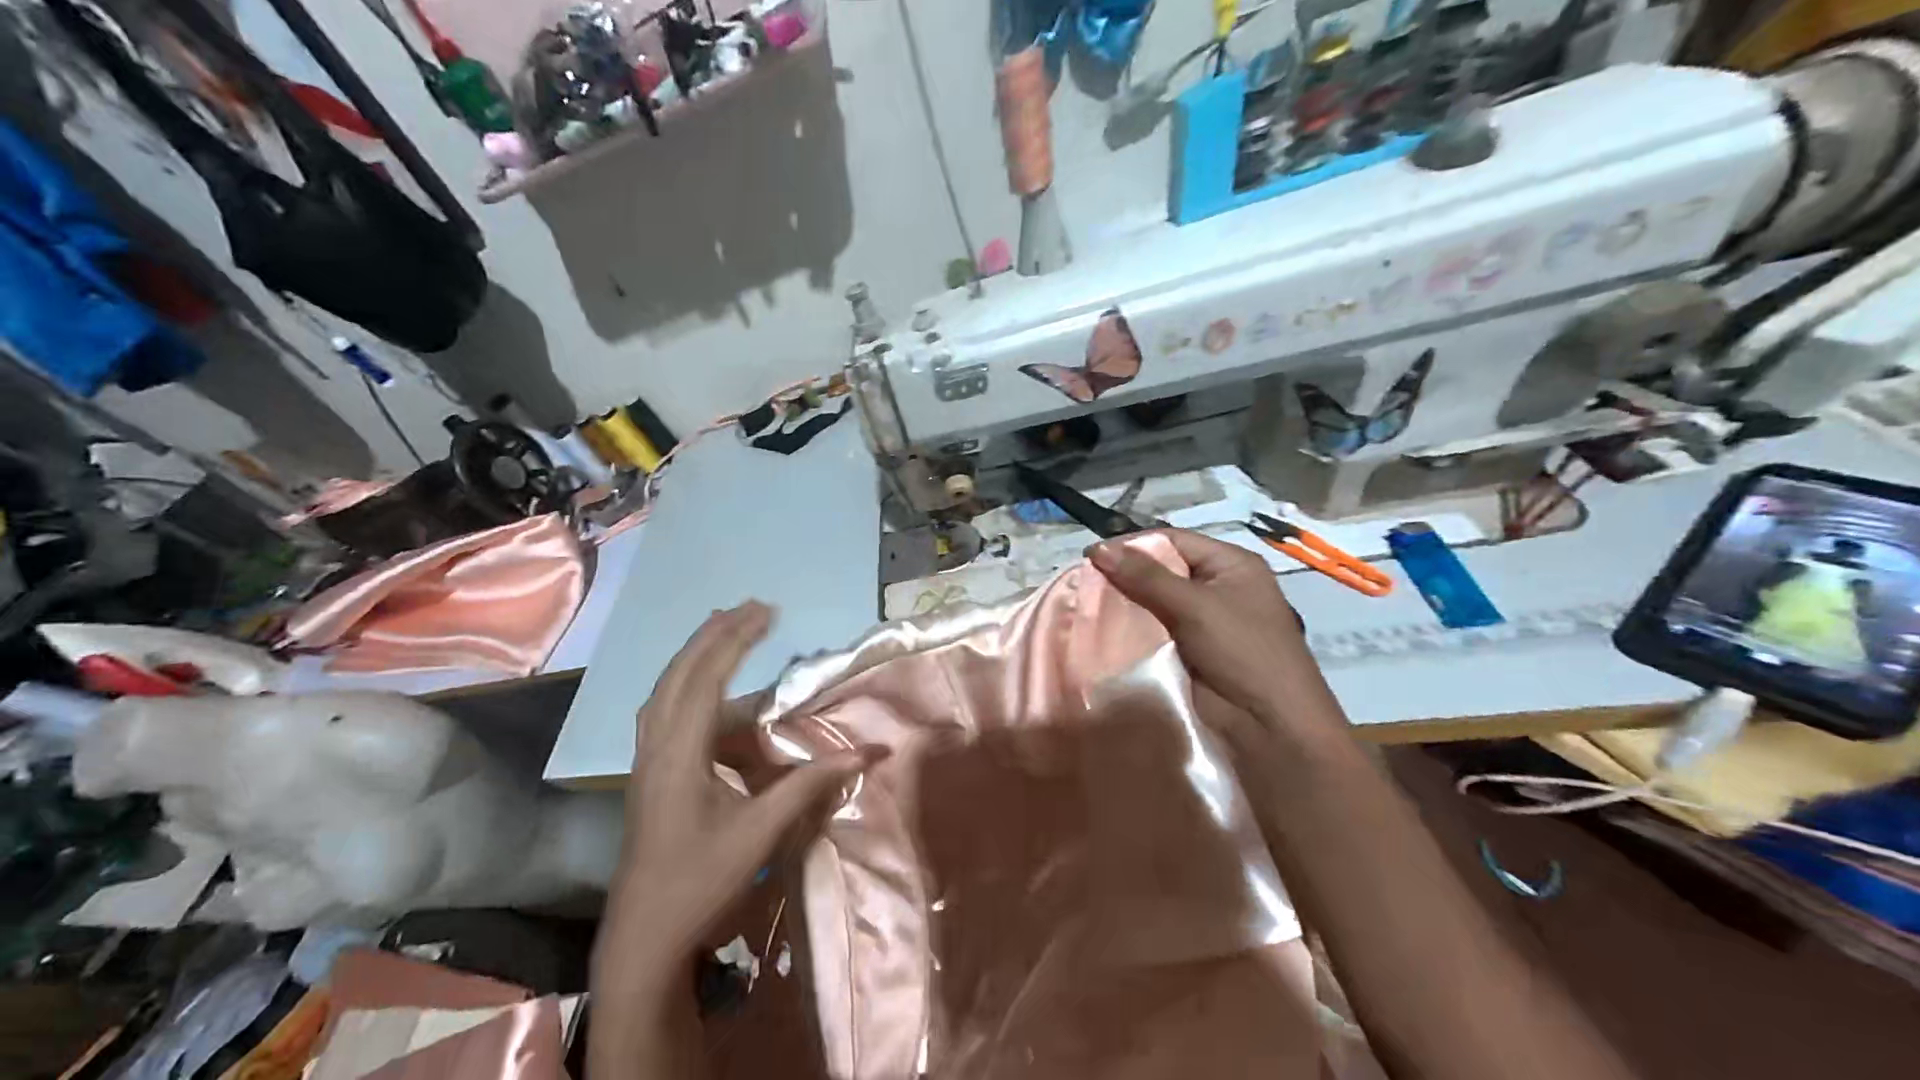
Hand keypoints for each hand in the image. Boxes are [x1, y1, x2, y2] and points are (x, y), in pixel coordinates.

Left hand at [593, 602, 875, 998]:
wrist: (644, 934)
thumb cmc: (701, 880)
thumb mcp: (761, 832)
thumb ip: (810, 785)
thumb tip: (866, 752)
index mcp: (679, 753)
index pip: (707, 678)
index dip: (736, 640)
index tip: (767, 612)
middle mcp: (656, 745)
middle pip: (680, 673)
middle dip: (715, 635)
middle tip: (752, 608)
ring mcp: (646, 759)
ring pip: (665, 689)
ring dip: (696, 655)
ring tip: (726, 630)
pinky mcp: (648, 772)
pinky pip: (664, 710)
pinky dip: (686, 684)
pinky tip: (705, 689)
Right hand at [1088, 529, 1350, 757]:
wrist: (1269, 727)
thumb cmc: (1242, 653)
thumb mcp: (1195, 606)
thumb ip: (1146, 577)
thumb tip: (1097, 549)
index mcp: (1232, 565)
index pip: (1174, 540)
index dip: (1133, 544)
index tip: (1091, 556)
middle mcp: (1219, 587)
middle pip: (1162, 570)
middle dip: (1125, 574)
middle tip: (1083, 583)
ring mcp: (1205, 622)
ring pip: (1155, 602)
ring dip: (1125, 603)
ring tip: (1087, 605)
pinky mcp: (1190, 651)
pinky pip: (1155, 630)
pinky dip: (1132, 628)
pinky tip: (1103, 630)